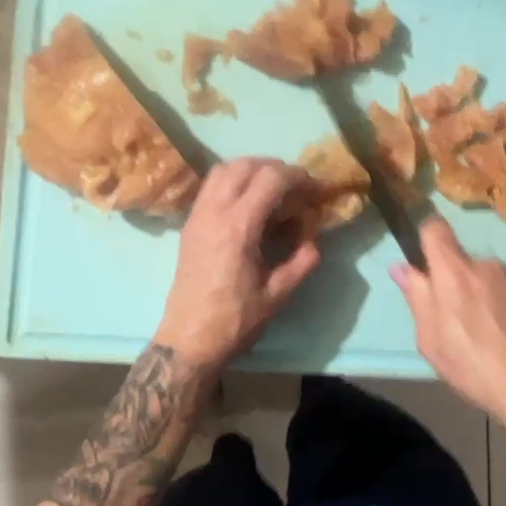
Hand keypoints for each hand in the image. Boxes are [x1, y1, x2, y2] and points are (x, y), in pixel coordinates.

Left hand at [155, 158, 321, 367]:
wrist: (189, 340)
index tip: (317, 189)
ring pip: (223, 170)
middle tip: (297, 187)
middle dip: (276, 168)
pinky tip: (250, 205)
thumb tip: (314, 237)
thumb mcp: (279, 294)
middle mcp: (213, 212)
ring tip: (274, 190)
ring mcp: (197, 216)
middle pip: (244, 165)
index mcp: (237, 228)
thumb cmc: (235, 321)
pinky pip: (211, 187)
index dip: (298, 177)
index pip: (271, 179)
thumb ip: (302, 260)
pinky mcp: (189, 225)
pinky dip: (234, 182)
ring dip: (252, 170)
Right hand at [390, 218, 505, 422]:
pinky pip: (505, 292)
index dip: (425, 239)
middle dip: (451, 282)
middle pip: (460, 261)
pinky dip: (499, 307)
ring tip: (481, 336)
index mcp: (454, 273)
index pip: (434, 229)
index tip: (424, 265)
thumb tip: (401, 268)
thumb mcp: (431, 340)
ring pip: (484, 278)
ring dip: (478, 296)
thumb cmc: (473, 367)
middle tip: (451, 322)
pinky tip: (503, 338)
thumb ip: (416, 298)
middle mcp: (486, 265)